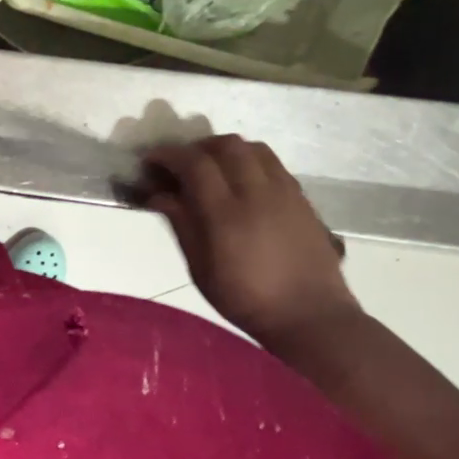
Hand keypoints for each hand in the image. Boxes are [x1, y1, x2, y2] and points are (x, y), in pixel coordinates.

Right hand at [142, 135, 360, 342]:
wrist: (308, 313)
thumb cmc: (243, 298)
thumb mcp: (200, 267)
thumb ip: (182, 224)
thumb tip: (158, 195)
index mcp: (226, 214)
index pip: (195, 165)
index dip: (168, 155)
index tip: (149, 160)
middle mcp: (258, 193)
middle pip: (226, 145)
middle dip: (196, 148)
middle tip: (178, 165)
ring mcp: (285, 192)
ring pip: (253, 148)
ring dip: (225, 150)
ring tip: (208, 170)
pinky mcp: (301, 197)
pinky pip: (272, 163)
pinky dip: (248, 161)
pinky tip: (238, 183)